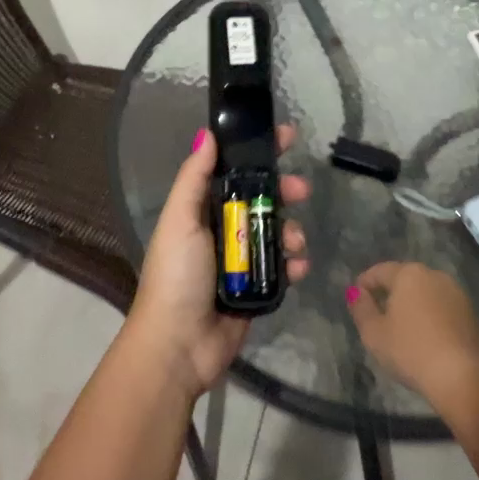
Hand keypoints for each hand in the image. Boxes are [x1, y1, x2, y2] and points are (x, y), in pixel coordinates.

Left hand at [124, 125, 309, 398]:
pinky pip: (283, 267)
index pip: (233, 172)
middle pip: (262, 200)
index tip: (287, 136)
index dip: (259, 153)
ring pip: (277, 232)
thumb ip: (194, 177)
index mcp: (201, 210)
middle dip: (284, 191)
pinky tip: (299, 267)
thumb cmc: (177, 275)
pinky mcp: (256, 289)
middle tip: (301, 190)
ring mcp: (241, 261)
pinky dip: (295, 263)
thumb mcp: (180, 220)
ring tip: (295, 241)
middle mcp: (222, 230)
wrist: (179, 346)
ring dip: (292, 230)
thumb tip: (207, 133)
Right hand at [346, 262, 478, 399]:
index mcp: (408, 274)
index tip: (356, 296)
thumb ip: (361, 309)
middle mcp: (434, 275)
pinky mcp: (470, 312)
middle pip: (405, 278)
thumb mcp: (374, 334)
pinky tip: (426, 336)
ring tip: (402, 326)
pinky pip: (442, 307)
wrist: (462, 376)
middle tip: (378, 312)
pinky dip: (431, 316)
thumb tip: (356, 292)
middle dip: (390, 292)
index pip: (380, 271)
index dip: (365, 282)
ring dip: (413, 304)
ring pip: (426, 292)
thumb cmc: (411, 351)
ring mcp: (456, 292)